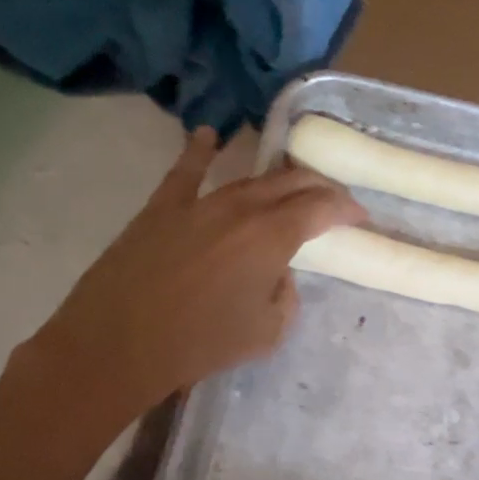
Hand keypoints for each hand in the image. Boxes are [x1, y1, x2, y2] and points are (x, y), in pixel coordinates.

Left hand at [23, 128, 363, 421]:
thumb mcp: (267, 332)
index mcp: (271, 237)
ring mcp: (198, 203)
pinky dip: (199, 151)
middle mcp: (239, 208)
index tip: (360, 215)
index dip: (345, 208)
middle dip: (318, 187)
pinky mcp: (161, 208)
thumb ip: (285, 296)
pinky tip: (208, 135)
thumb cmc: (201, 344)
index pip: (320, 207)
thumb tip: (277, 273)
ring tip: (292, 179)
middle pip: (288, 183)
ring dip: (275, 177)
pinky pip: (185, 171)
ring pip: (246, 179)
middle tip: (333, 198)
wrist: (119, 344)